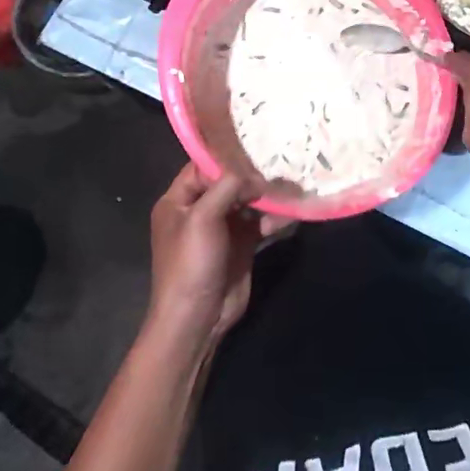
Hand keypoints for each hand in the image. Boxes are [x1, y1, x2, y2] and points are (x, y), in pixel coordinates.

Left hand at [146, 164, 290, 346]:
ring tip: (291, 189)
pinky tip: (290, 214)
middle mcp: (199, 211)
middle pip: (228, 184)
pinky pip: (260, 224)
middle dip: (252, 178)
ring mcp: (222, 229)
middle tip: (279, 167)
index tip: (254, 152)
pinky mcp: (241, 245)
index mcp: (178, 201)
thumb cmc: (191, 263)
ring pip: (247, 203)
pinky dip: (274, 218)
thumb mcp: (202, 218)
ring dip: (267, 197)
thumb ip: (226, 187)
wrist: (197, 318)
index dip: (225, 160)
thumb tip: (255, 177)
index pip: (201, 168)